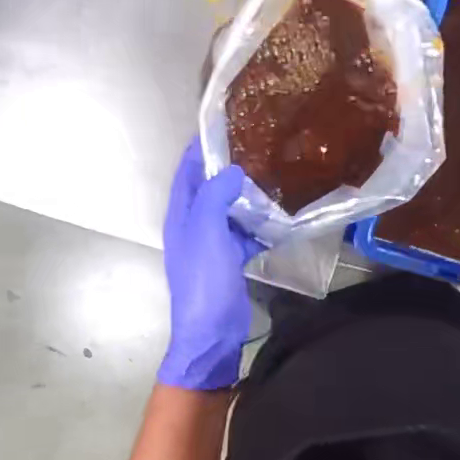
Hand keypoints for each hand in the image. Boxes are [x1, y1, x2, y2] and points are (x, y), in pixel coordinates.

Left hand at [157, 141, 263, 389]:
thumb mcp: (206, 231)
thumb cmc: (203, 280)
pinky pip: (244, 236)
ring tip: (273, 178)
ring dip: (247, 198)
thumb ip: (216, 196)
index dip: (201, 150)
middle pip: (210, 190)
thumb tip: (233, 170)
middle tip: (259, 150)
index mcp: (181, 216)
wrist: (211, 331)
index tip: (225, 127)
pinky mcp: (230, 262)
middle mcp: (194, 227)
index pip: (187, 173)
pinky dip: (258, 227)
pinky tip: (278, 220)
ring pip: (230, 213)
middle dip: (229, 170)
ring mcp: (213, 246)